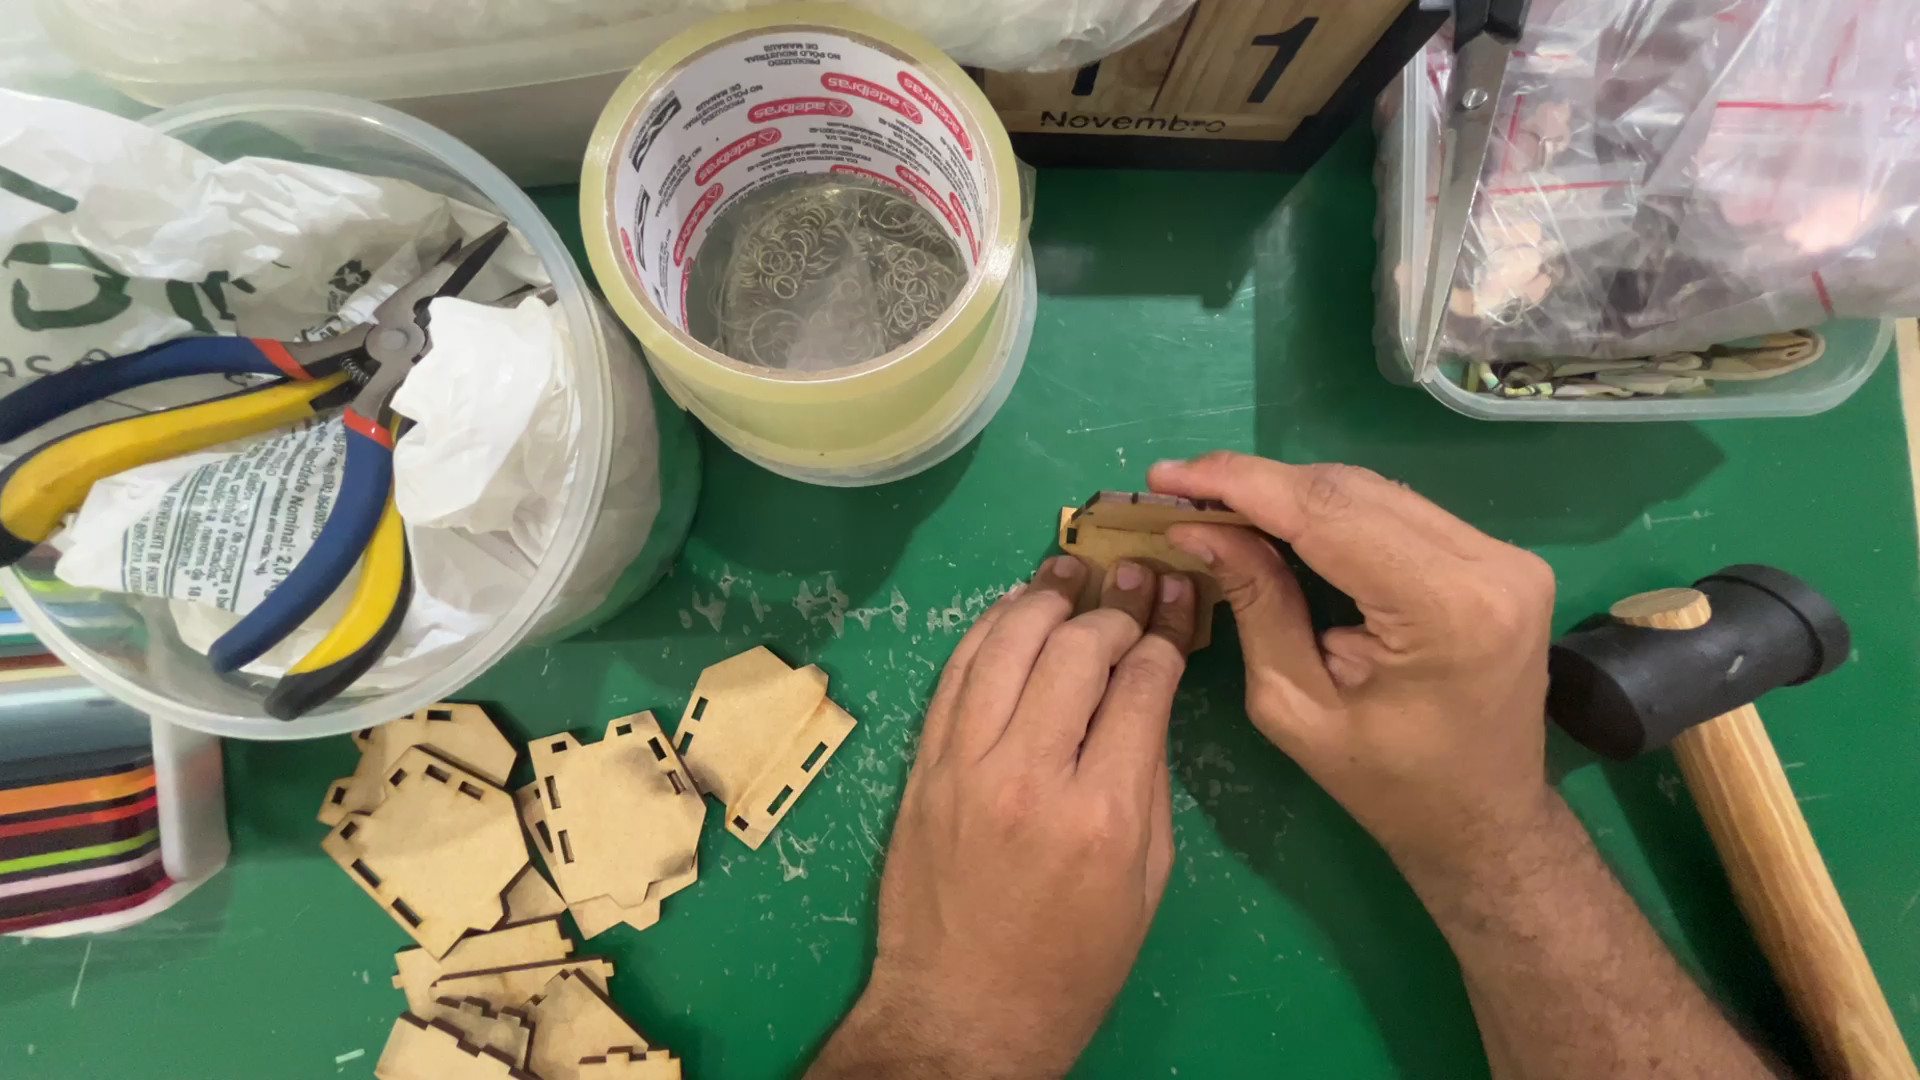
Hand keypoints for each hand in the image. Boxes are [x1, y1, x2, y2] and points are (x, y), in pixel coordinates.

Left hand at [810, 555, 1197, 1079]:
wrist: (962, 1007)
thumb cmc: (1073, 959)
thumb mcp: (1146, 877)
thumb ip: (1148, 771)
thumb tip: (1147, 686)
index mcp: (1102, 810)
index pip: (1140, 684)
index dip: (1163, 635)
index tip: (1172, 610)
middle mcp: (1028, 771)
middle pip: (1074, 648)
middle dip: (1113, 607)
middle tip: (1130, 582)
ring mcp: (964, 760)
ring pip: (1006, 642)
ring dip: (1044, 596)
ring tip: (1071, 569)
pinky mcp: (926, 760)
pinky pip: (956, 670)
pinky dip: (988, 627)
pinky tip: (1014, 605)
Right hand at [1148, 453, 1557, 873]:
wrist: (1484, 819)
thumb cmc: (1384, 782)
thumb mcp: (1292, 703)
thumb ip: (1254, 603)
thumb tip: (1199, 529)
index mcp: (1443, 609)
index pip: (1323, 513)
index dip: (1237, 484)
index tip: (1167, 475)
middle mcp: (1487, 563)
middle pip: (1344, 489)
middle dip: (1251, 482)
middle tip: (1180, 489)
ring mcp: (1500, 553)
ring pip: (1365, 488)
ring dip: (1283, 491)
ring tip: (1214, 502)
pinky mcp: (1494, 555)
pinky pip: (1388, 508)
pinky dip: (1321, 508)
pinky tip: (1273, 518)